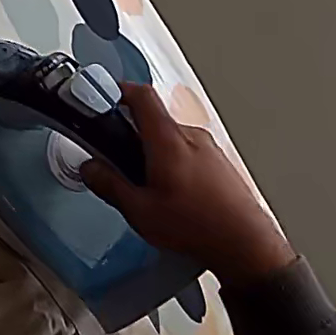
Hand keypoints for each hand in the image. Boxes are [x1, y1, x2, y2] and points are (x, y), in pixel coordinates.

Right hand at [80, 84, 295, 284]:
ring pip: (172, 139)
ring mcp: (209, 149)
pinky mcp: (219, 163)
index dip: (119, 91)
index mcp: (168, 141)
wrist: (244, 243)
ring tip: (145, 185)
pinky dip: (173, 164)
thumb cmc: (197, 226)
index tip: (104, 96)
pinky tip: (170, 194)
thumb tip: (91, 169)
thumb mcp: (139, 210)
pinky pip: (188, 152)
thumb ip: (110, 185)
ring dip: (153, 153)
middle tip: (116, 157)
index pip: (142, 96)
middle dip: (132, 135)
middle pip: (155, 120)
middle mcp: (191, 137)